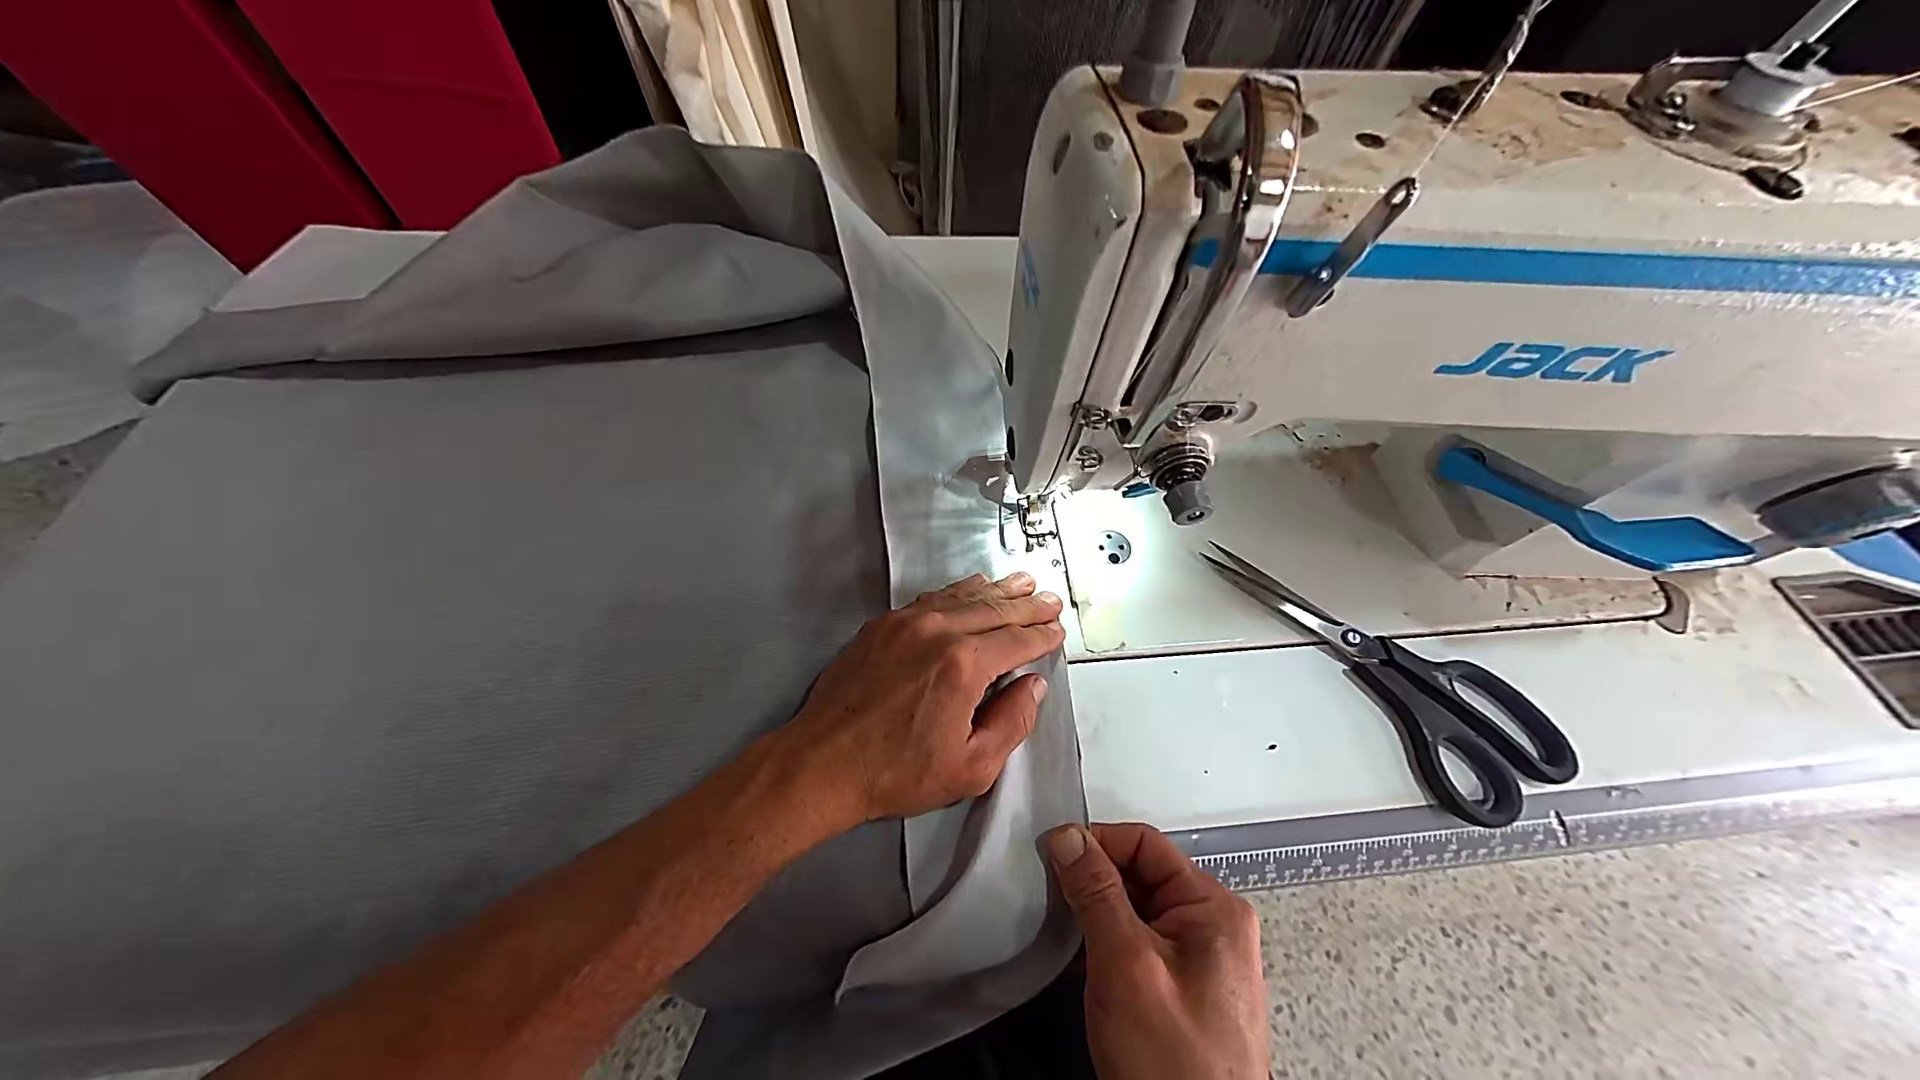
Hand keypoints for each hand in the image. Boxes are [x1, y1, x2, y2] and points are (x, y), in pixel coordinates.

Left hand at [783, 572, 1065, 825]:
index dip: (1041, 636)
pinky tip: (970, 588)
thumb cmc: (893, 771)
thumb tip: (1032, 688)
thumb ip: (1013, 722)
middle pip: (995, 609)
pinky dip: (958, 591)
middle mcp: (936, 632)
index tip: (1055, 632)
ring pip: (964, 596)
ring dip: (997, 590)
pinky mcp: (882, 626)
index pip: (1017, 640)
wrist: (823, 762)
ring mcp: (906, 623)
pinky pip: (931, 598)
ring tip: (1021, 584)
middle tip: (1048, 601)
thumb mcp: (971, 766)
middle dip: (1027, 606)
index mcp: (963, 665)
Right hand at [1046, 823, 1268, 1079]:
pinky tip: (1084, 959)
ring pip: (1135, 907)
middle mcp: (1212, 925)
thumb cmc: (1174, 1066)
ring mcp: (1199, 958)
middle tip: (1055, 895)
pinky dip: (1107, 941)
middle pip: (1140, 873)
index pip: (1144, 844)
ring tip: (1067, 929)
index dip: (1096, 843)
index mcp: (1213, 908)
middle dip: (1094, 881)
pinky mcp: (1182, 986)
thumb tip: (1069, 838)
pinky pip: (1138, 940)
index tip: (1054, 855)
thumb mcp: (1125, 964)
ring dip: (1097, 912)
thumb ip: (1095, 893)